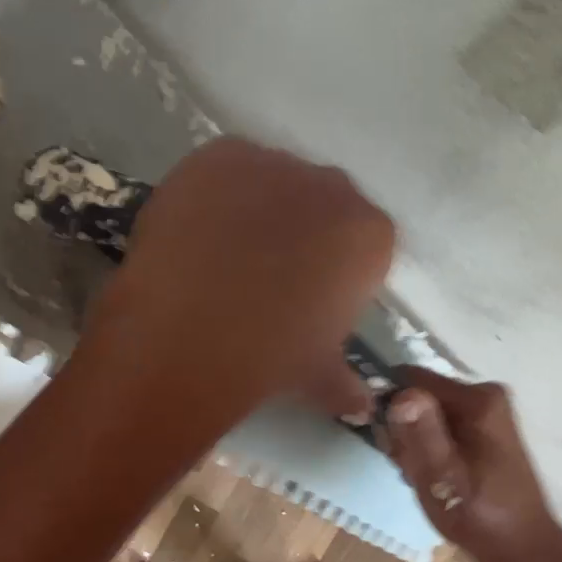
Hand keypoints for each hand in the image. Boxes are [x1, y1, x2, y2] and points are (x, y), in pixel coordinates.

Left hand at [88, 138, 395, 417]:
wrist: (192, 333)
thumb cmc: (270, 357)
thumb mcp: (316, 376)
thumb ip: (344, 383)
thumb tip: (361, 407)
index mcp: (370, 236)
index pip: (362, 247)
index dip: (331, 273)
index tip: (306, 302)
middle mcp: (333, 186)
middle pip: (318, 207)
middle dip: (297, 235)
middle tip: (261, 281)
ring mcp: (275, 163)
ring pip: (269, 184)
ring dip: (253, 212)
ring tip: (217, 260)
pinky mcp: (219, 155)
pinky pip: (221, 172)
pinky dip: (210, 197)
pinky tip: (191, 237)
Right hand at [384, 367, 560, 554]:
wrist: (519, 545)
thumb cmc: (478, 514)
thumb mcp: (441, 476)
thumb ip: (421, 434)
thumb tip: (400, 394)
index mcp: (478, 399)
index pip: (411, 379)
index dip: (390, 408)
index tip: (392, 445)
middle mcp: (485, 395)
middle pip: (418, 397)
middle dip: (404, 431)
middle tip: (410, 469)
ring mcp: (486, 412)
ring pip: (425, 415)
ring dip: (414, 445)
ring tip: (422, 477)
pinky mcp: (483, 430)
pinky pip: (439, 428)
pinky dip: (428, 450)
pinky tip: (433, 476)